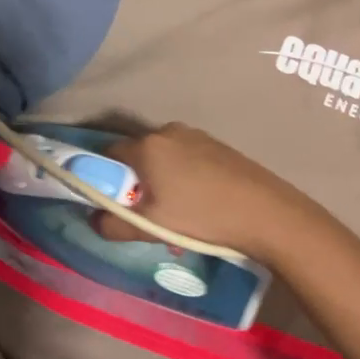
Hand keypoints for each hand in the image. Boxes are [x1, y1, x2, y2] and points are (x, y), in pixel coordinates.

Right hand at [97, 123, 314, 251]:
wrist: (265, 214)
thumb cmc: (199, 218)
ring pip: (162, 155)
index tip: (110, 200)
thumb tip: (94, 219)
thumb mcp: (149, 227)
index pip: (108, 153)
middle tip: (143, 210)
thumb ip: (112, 223)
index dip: (103, 176)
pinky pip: (185, 157)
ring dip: (159, 177)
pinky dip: (181, 174)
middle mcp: (168, 131)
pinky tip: (196, 199)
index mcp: (147, 146)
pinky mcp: (218, 145)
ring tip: (173, 208)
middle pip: (136, 153)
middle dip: (133, 179)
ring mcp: (197, 135)